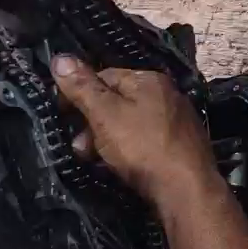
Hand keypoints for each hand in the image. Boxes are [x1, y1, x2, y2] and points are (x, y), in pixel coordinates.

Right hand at [52, 55, 218, 205]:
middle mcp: (168, 96)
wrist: (187, 190)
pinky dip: (130, 152)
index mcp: (150, 80)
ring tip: (95, 160)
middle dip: (92, 123)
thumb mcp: (106, 114)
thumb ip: (83, 88)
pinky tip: (120, 167)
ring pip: (131, 125)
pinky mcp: (182, 147)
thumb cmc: (144, 148)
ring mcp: (178, 122)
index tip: (61, 114)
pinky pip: (147, 142)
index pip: (104, 76)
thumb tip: (60, 58)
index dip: (79, 93)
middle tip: (79, 147)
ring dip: (107, 140)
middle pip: (118, 102)